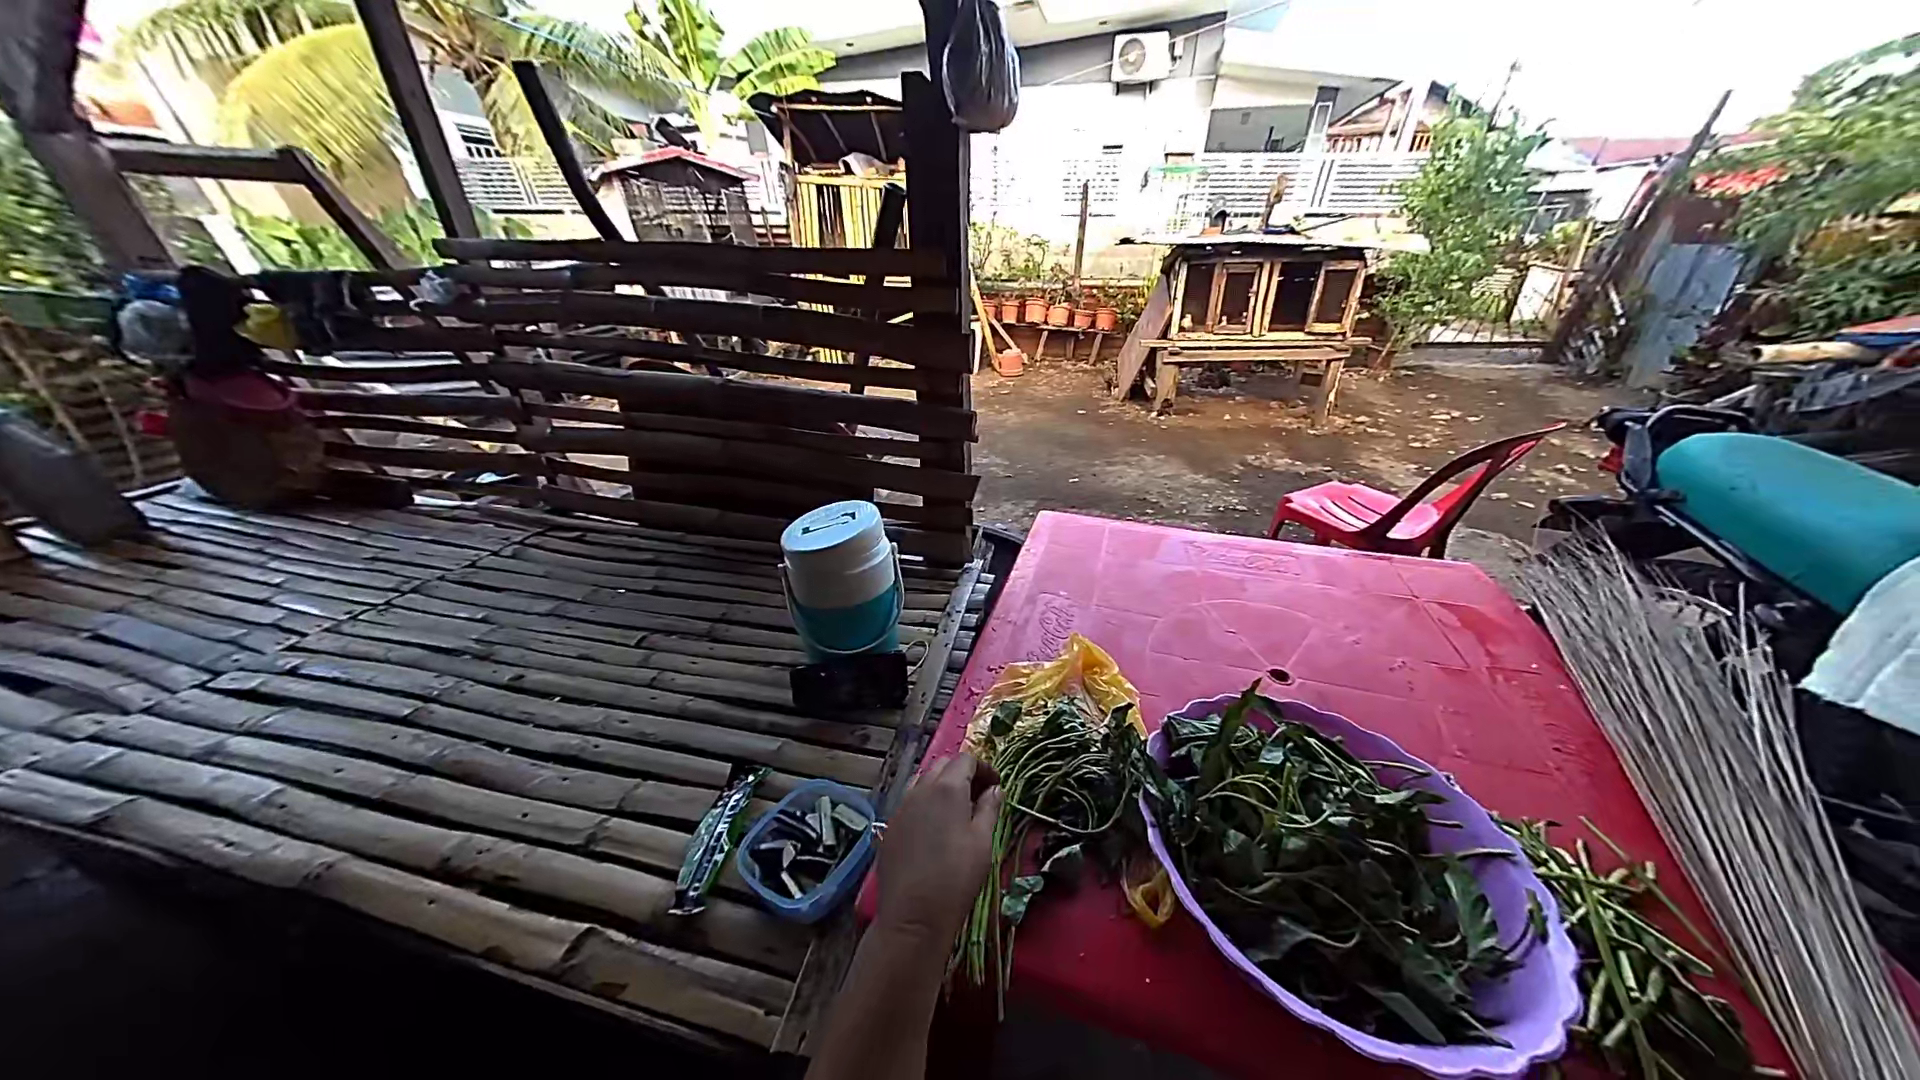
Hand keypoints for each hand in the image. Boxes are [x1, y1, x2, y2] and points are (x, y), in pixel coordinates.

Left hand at [873, 752, 1001, 947]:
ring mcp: (902, 806)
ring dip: (942, 785)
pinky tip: (935, 827)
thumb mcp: (983, 842)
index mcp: (947, 787)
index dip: (983, 768)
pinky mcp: (891, 825)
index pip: (966, 759)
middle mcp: (921, 789)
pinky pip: (910, 801)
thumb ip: (989, 808)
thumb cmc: (956, 878)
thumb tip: (995, 789)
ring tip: (957, 810)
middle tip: (979, 795)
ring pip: (923, 780)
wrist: (913, 915)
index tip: (995, 786)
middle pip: (943, 764)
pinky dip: (926, 802)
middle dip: (962, 772)